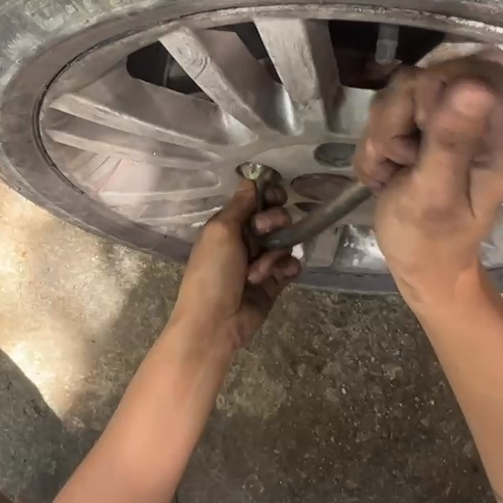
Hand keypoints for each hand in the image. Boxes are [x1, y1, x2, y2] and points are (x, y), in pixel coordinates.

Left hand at [166, 181, 301, 352]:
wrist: (214, 323)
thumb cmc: (212, 273)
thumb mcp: (220, 232)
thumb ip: (239, 206)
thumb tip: (250, 180)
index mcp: (228, 225)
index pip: (255, 200)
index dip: (268, 196)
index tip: (276, 196)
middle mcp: (245, 240)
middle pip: (275, 218)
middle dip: (275, 223)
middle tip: (265, 233)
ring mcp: (260, 261)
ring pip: (284, 242)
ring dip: (274, 254)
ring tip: (258, 273)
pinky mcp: (274, 283)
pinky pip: (291, 266)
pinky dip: (289, 268)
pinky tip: (284, 274)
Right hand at [354, 58, 502, 304]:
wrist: (420, 266)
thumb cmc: (431, 240)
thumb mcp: (435, 194)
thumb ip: (452, 139)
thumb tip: (476, 83)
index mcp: (498, 134)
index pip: (469, 71)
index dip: (434, 94)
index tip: (422, 134)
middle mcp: (478, 120)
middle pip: (427, 77)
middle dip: (398, 119)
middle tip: (402, 161)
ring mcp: (449, 123)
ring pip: (399, 93)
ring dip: (383, 136)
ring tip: (393, 172)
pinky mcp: (423, 130)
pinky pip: (386, 113)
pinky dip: (376, 146)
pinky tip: (386, 172)